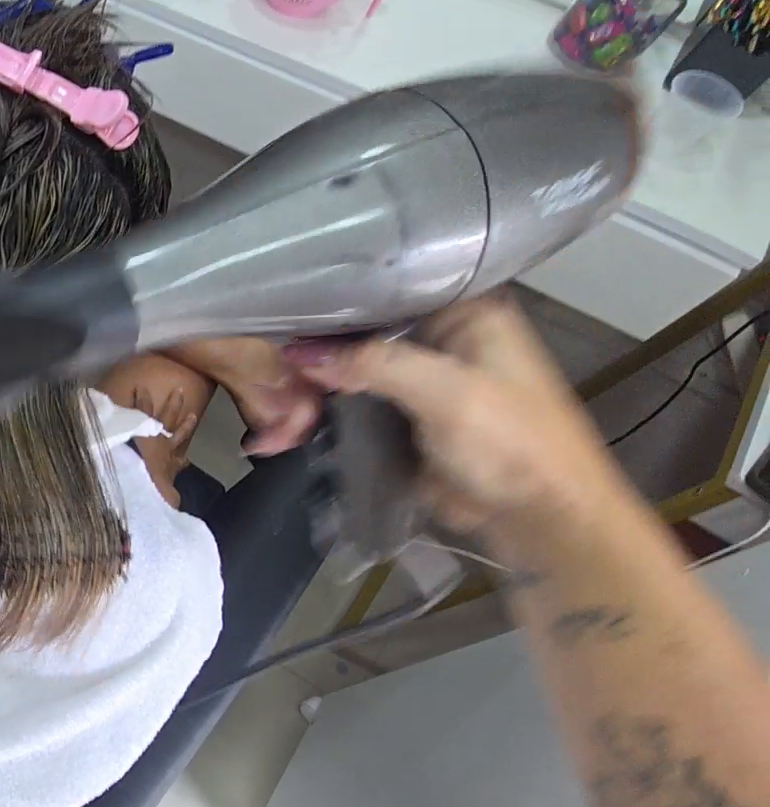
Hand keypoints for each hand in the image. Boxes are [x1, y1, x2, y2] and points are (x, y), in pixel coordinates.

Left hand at [130, 387, 198, 508]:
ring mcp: (152, 433)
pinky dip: (140, 399)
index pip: (178, 465)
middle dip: (185, 425)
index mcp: (166, 467)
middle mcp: (162, 447)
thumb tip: (174, 508)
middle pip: (177, 433)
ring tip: (177, 390)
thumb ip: (165, 501)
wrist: (130, 469)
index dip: (182, 463)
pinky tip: (138, 387)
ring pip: (164, 415)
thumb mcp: (158, 499)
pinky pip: (141, 407)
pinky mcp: (138, 423)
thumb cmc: (143, 485)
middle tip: (192, 414)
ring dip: (172, 404)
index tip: (186, 461)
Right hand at [286, 293, 630, 539]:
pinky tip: (287, 411)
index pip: (389, 288)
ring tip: (272, 393)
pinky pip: (349, 401)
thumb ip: (375, 365)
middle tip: (271, 362)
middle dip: (317, 349)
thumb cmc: (512, 445)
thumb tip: (299, 354)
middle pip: (361, 331)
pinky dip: (320, 407)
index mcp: (466, 315)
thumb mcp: (447, 394)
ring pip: (349, 367)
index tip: (285, 311)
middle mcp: (438, 339)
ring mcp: (416, 380)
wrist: (534, 518)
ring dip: (314, 382)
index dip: (337, 299)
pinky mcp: (396, 416)